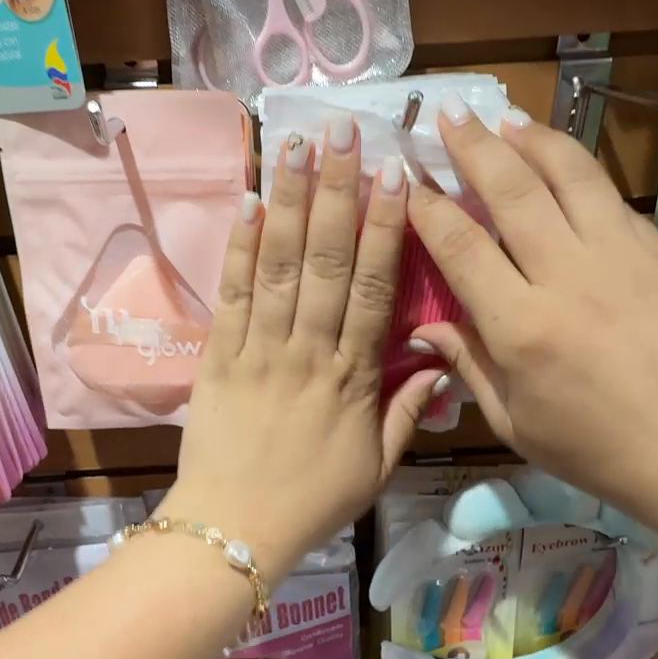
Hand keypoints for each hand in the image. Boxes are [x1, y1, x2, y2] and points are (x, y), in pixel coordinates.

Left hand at [162, 115, 447, 578]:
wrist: (235, 529)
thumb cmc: (311, 503)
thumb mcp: (375, 469)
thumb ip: (406, 415)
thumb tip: (438, 366)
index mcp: (354, 379)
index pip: (376, 291)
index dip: (386, 230)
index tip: (395, 176)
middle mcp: (309, 352)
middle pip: (326, 262)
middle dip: (336, 191)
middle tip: (343, 129)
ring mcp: (260, 351)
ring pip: (278, 266)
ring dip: (287, 201)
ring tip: (295, 143)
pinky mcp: (218, 358)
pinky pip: (231, 295)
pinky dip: (238, 247)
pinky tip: (246, 200)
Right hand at [405, 101, 657, 537]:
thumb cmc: (595, 449)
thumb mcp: (514, 423)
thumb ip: (468, 366)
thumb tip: (423, 329)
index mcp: (523, 328)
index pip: (461, 247)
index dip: (428, 208)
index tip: (407, 181)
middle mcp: (568, 276)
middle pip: (512, 190)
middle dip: (473, 146)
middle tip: (448, 115)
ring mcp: (621, 255)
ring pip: (569, 174)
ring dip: (530, 139)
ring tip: (504, 119)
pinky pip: (609, 197)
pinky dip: (577, 171)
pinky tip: (560, 165)